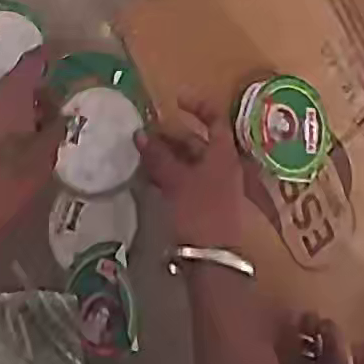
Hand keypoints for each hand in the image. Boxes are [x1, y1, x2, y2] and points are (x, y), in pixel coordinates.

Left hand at [0, 48, 64, 250]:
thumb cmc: (8, 183)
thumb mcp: (44, 155)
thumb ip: (58, 127)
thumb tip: (66, 112)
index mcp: (10, 95)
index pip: (33, 61)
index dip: (53, 55)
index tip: (71, 55)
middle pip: (21, 80)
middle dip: (45, 88)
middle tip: (66, 106)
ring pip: (10, 99)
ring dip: (31, 107)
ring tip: (52, 129)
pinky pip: (0, 115)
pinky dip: (18, 121)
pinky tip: (31, 143)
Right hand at [135, 98, 245, 246]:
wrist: (214, 263)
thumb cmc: (200, 212)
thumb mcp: (177, 181)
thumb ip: (159, 157)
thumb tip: (140, 134)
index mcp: (223, 154)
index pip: (215, 118)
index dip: (198, 105)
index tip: (175, 100)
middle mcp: (223, 167)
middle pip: (199, 142)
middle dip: (172, 135)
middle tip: (147, 132)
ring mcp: (216, 187)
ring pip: (191, 162)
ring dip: (168, 155)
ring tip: (142, 153)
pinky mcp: (205, 206)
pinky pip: (187, 181)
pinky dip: (169, 174)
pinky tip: (149, 177)